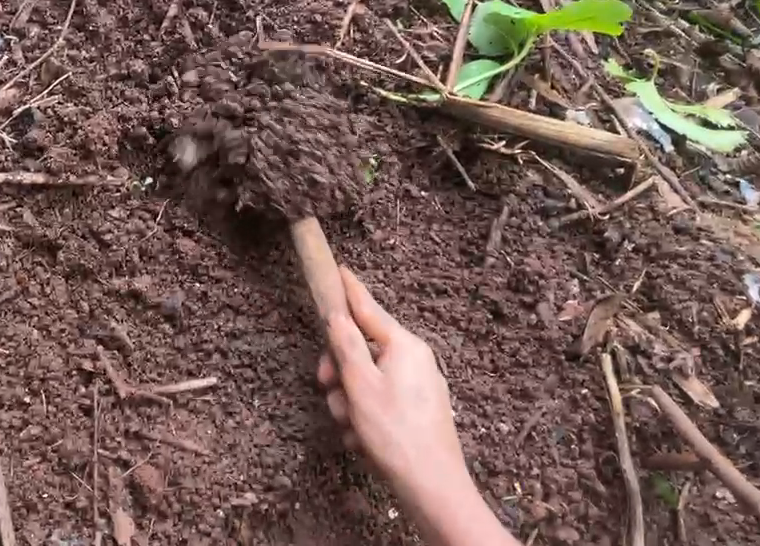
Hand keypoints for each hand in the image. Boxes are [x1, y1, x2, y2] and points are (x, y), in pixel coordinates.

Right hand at [318, 266, 516, 544]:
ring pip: (366, 377)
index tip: (339, 268)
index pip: (369, 308)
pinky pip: (379, 400)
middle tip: (326, 387)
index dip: (349, 289)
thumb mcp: (360, 384)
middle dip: (339, 369)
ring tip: (349, 424)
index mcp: (404, 346)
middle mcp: (414, 360)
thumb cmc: (396, 435)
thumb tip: (336, 315)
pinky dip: (364, 416)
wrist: (433, 491)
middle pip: (362, 348)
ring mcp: (417, 387)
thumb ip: (345, 344)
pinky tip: (361, 438)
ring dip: (348, 399)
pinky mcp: (416, 411)